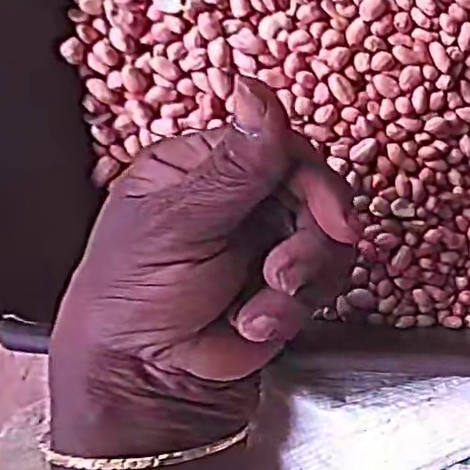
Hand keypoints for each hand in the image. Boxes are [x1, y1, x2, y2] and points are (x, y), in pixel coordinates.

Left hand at [48, 77, 358, 457]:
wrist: (148, 377)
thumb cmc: (135, 295)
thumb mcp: (178, 224)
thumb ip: (233, 167)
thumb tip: (256, 91)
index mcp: (206, 168)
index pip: (282, 150)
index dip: (315, 180)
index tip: (334, 213)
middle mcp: (247, 201)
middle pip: (318, 197)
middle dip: (313, 239)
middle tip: (290, 271)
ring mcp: (274, 244)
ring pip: (330, 243)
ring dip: (303, 278)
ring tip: (262, 303)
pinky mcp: (294, 286)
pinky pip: (327, 283)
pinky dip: (295, 308)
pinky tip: (256, 321)